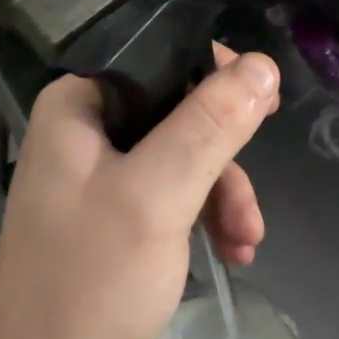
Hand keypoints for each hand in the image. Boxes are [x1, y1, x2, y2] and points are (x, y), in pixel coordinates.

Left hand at [0, 46, 280, 338]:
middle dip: (223, 151)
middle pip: (174, 109)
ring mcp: (93, 178)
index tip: (262, 97)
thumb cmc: (91, 282)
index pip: (155, 56)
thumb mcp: (157, 196)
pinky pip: (167, 194)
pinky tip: (231, 252)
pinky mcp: (108, 219)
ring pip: (178, 156)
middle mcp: (81, 130)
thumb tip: (261, 63)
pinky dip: (203, 217)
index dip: (212, 70)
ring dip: (221, 192)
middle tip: (259, 172)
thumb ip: (208, 125)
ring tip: (247, 240)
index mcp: (76, 104)